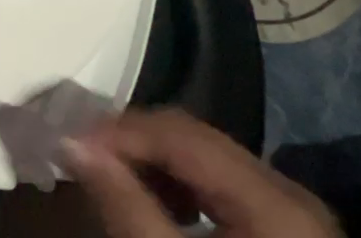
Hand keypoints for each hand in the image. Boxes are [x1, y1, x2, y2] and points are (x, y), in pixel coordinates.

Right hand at [64, 109, 340, 237]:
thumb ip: (123, 205)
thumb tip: (70, 143)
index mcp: (273, 201)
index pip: (177, 134)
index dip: (115, 132)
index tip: (67, 148)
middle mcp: (290, 191)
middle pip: (193, 136)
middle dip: (130, 141)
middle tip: (81, 158)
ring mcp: (294, 210)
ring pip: (205, 154)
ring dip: (151, 159)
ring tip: (111, 180)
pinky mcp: (287, 228)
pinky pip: (222, 181)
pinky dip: (179, 182)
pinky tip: (158, 205)